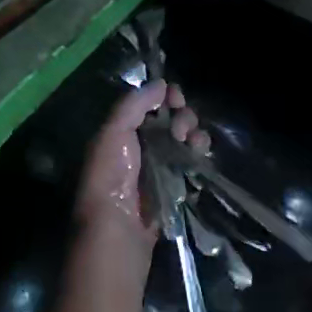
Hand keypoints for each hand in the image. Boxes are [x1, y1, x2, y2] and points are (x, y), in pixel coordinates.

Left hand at [76, 80, 208, 254]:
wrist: (118, 228)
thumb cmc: (111, 175)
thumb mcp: (113, 132)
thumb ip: (134, 104)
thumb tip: (160, 83)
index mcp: (122, 130)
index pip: (149, 104)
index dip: (164, 96)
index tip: (175, 97)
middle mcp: (141, 145)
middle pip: (171, 118)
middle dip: (182, 115)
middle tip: (181, 128)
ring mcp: (159, 164)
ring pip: (185, 136)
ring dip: (194, 131)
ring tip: (192, 141)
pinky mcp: (175, 183)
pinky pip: (192, 158)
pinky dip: (198, 150)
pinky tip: (199, 152)